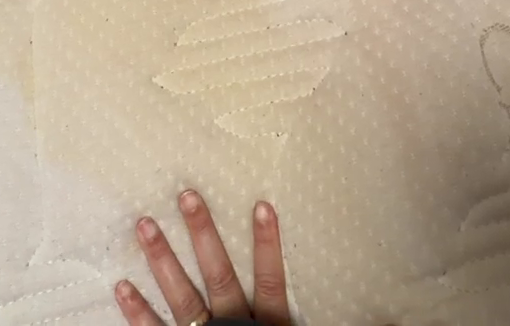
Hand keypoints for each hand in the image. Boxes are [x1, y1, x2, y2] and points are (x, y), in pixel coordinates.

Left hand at [114, 190, 290, 325]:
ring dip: (162, 260)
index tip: (262, 205)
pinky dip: (137, 313)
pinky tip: (121, 287)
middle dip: (202, 235)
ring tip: (144, 225)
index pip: (270, 281)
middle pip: (218, 276)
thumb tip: (388, 319)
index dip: (267, 244)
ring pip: (182, 298)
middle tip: (185, 196)